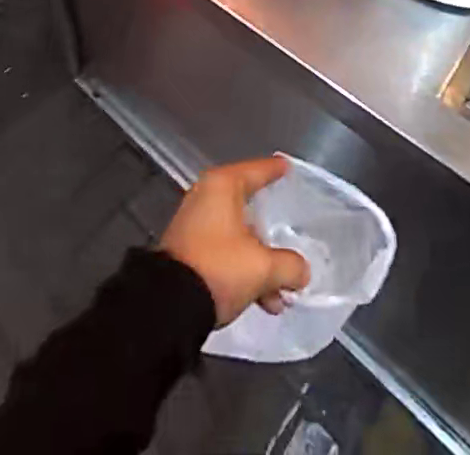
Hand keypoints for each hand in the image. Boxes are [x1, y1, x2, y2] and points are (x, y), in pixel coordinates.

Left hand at [159, 157, 311, 325]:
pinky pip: (225, 252)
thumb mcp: (263, 267)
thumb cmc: (219, 267)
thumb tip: (301, 271)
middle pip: (248, 206)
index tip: (286, 166)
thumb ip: (290, 265)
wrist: (168, 303)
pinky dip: (244, 269)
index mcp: (222, 187)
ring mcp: (195, 224)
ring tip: (281, 292)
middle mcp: (206, 197)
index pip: (257, 170)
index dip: (274, 169)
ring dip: (261, 262)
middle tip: (291, 234)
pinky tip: (264, 300)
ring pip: (239, 235)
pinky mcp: (188, 249)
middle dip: (271, 231)